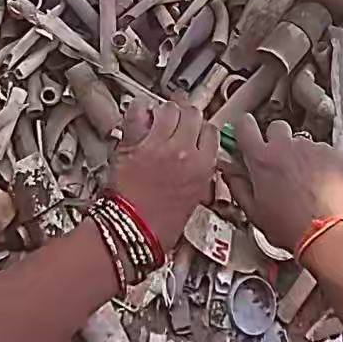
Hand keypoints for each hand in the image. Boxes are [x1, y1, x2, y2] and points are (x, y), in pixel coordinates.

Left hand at [107, 99, 215, 248]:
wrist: (131, 233)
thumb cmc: (160, 226)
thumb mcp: (194, 199)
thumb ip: (198, 172)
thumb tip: (196, 155)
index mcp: (203, 166)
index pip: (210, 130)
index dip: (201, 129)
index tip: (195, 130)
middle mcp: (184, 151)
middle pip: (192, 113)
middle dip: (186, 116)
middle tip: (178, 121)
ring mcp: (159, 144)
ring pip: (170, 108)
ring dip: (165, 111)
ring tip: (159, 119)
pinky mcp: (134, 142)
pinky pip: (139, 111)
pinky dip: (139, 109)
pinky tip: (140, 115)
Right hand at [227, 116, 342, 255]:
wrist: (328, 234)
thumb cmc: (290, 228)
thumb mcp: (255, 213)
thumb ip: (238, 187)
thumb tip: (229, 172)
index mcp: (261, 159)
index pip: (245, 126)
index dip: (245, 128)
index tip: (247, 133)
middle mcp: (284, 146)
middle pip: (276, 128)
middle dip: (276, 140)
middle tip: (279, 161)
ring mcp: (309, 147)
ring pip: (300, 140)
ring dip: (299, 153)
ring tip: (304, 178)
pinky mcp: (330, 152)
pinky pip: (321, 149)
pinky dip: (320, 160)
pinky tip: (321, 181)